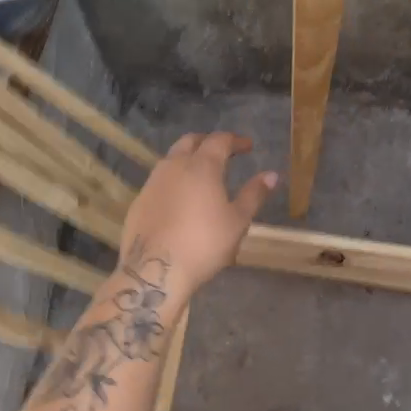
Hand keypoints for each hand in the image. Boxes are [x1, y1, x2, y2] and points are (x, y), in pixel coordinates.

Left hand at [121, 132, 277, 293]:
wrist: (154, 270)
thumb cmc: (204, 243)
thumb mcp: (237, 221)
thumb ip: (254, 194)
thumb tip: (272, 174)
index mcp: (201, 166)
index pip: (219, 140)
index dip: (235, 140)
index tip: (248, 146)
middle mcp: (174, 166)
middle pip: (190, 141)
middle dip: (207, 141)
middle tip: (222, 151)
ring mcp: (152, 182)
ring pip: (171, 159)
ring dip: (187, 158)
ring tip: (201, 173)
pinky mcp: (139, 201)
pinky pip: (159, 180)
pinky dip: (173, 180)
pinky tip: (180, 198)